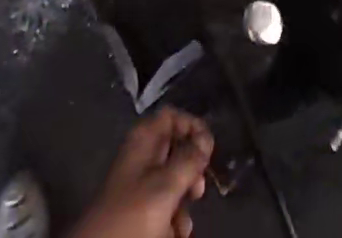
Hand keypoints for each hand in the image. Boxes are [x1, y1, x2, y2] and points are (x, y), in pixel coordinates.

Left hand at [70, 108, 214, 237]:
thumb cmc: (133, 214)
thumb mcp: (165, 186)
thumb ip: (189, 159)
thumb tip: (206, 139)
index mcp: (144, 140)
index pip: (172, 116)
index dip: (193, 127)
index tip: (208, 150)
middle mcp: (143, 156)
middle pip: (177, 150)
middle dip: (192, 172)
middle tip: (197, 190)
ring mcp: (141, 183)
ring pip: (174, 182)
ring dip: (184, 203)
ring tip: (181, 224)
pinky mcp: (141, 209)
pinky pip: (166, 205)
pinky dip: (173, 219)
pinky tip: (174, 233)